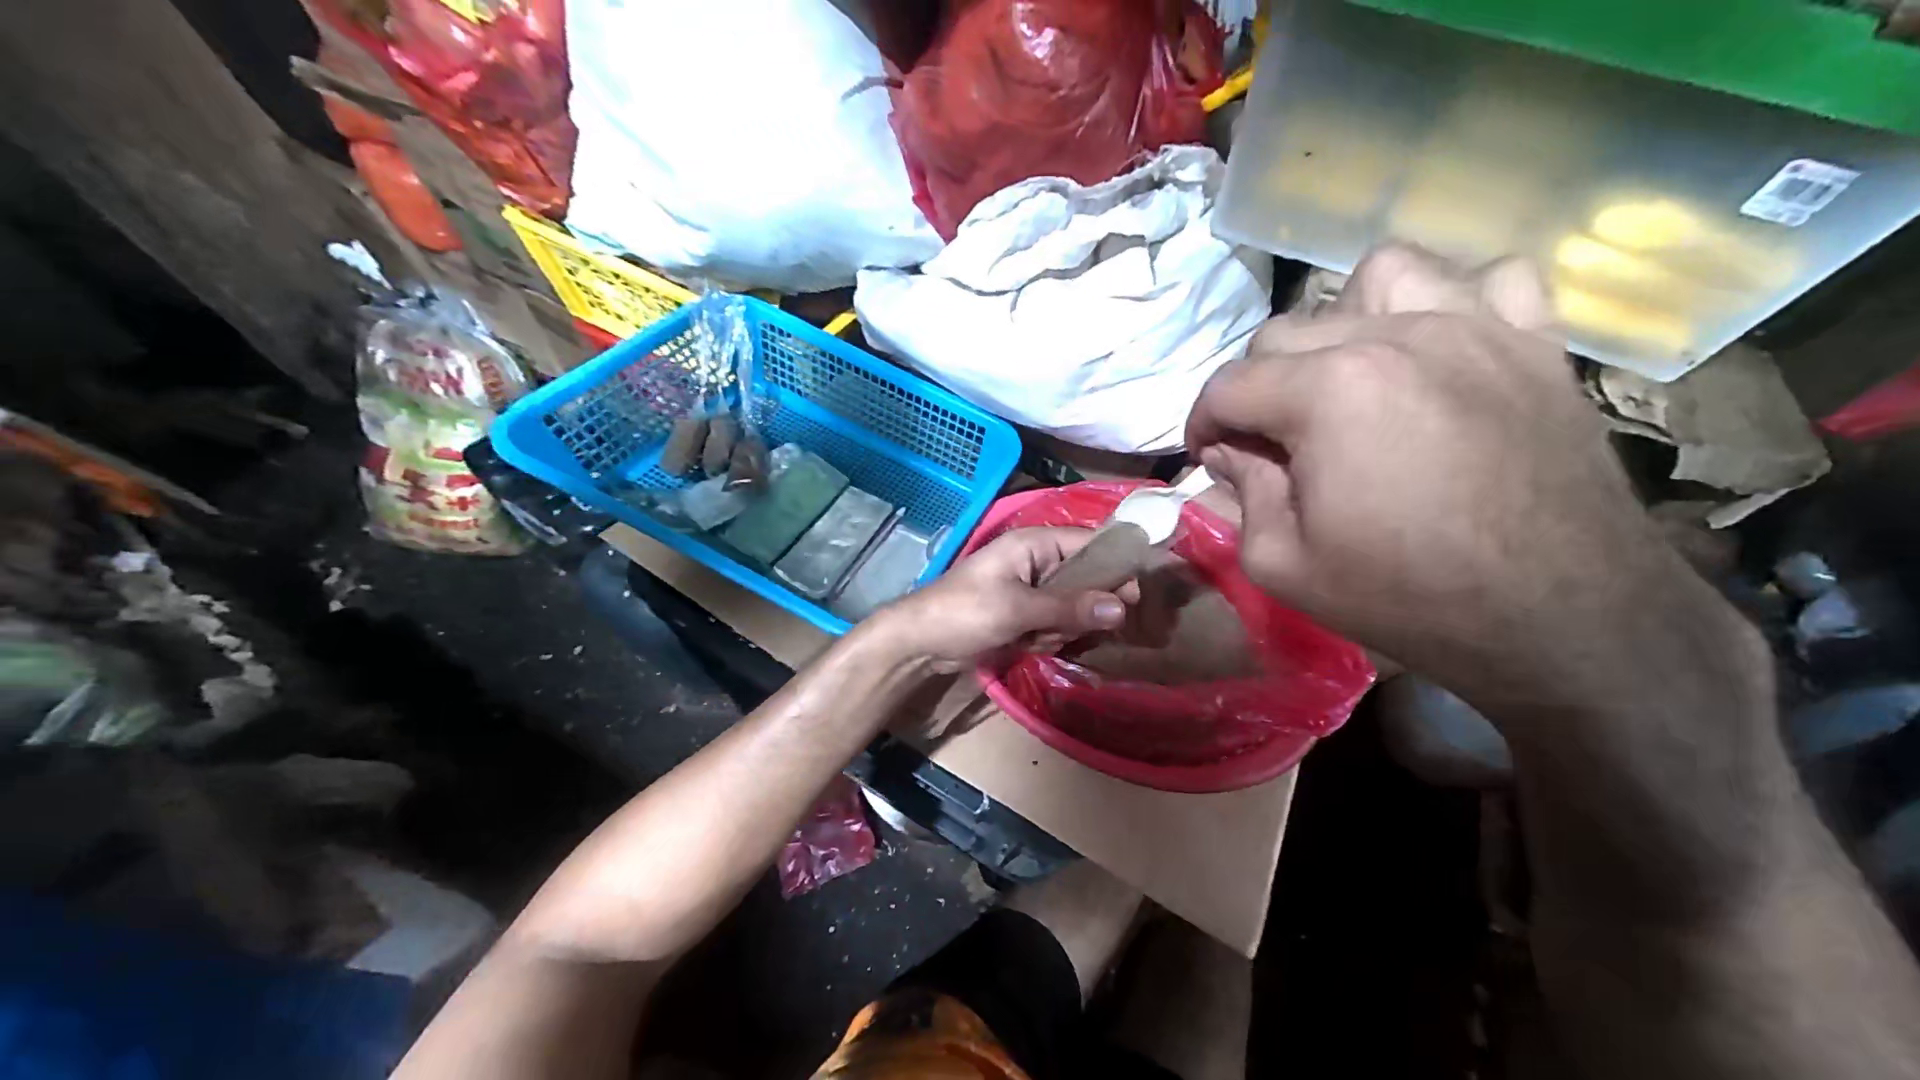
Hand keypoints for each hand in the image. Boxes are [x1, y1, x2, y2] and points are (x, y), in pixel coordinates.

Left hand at [866, 527, 1130, 669]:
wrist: (920, 642)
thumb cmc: (963, 613)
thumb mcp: (1016, 609)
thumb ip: (1068, 607)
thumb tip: (1121, 607)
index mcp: (1034, 544)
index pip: (1091, 544)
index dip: (1118, 566)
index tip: (1141, 594)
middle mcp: (1038, 561)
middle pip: (1087, 578)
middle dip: (1084, 608)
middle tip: (1075, 627)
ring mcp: (1032, 589)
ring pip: (1075, 606)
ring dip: (1062, 628)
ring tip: (1035, 637)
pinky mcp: (1026, 614)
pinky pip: (1057, 623)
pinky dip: (1049, 638)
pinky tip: (1027, 646)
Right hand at [1185, 244, 1719, 701]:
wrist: (1561, 618)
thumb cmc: (1406, 595)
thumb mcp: (1281, 563)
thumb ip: (1240, 493)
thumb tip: (1233, 450)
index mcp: (1327, 391)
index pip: (1229, 384)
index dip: (1202, 423)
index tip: (1207, 456)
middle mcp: (1395, 337)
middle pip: (1286, 331)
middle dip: (1258, 385)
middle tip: (1270, 439)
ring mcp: (1474, 329)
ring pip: (1381, 275)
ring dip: (1346, 320)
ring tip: (1348, 375)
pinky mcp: (1536, 344)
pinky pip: (1491, 280)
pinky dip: (1453, 304)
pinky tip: (1439, 352)